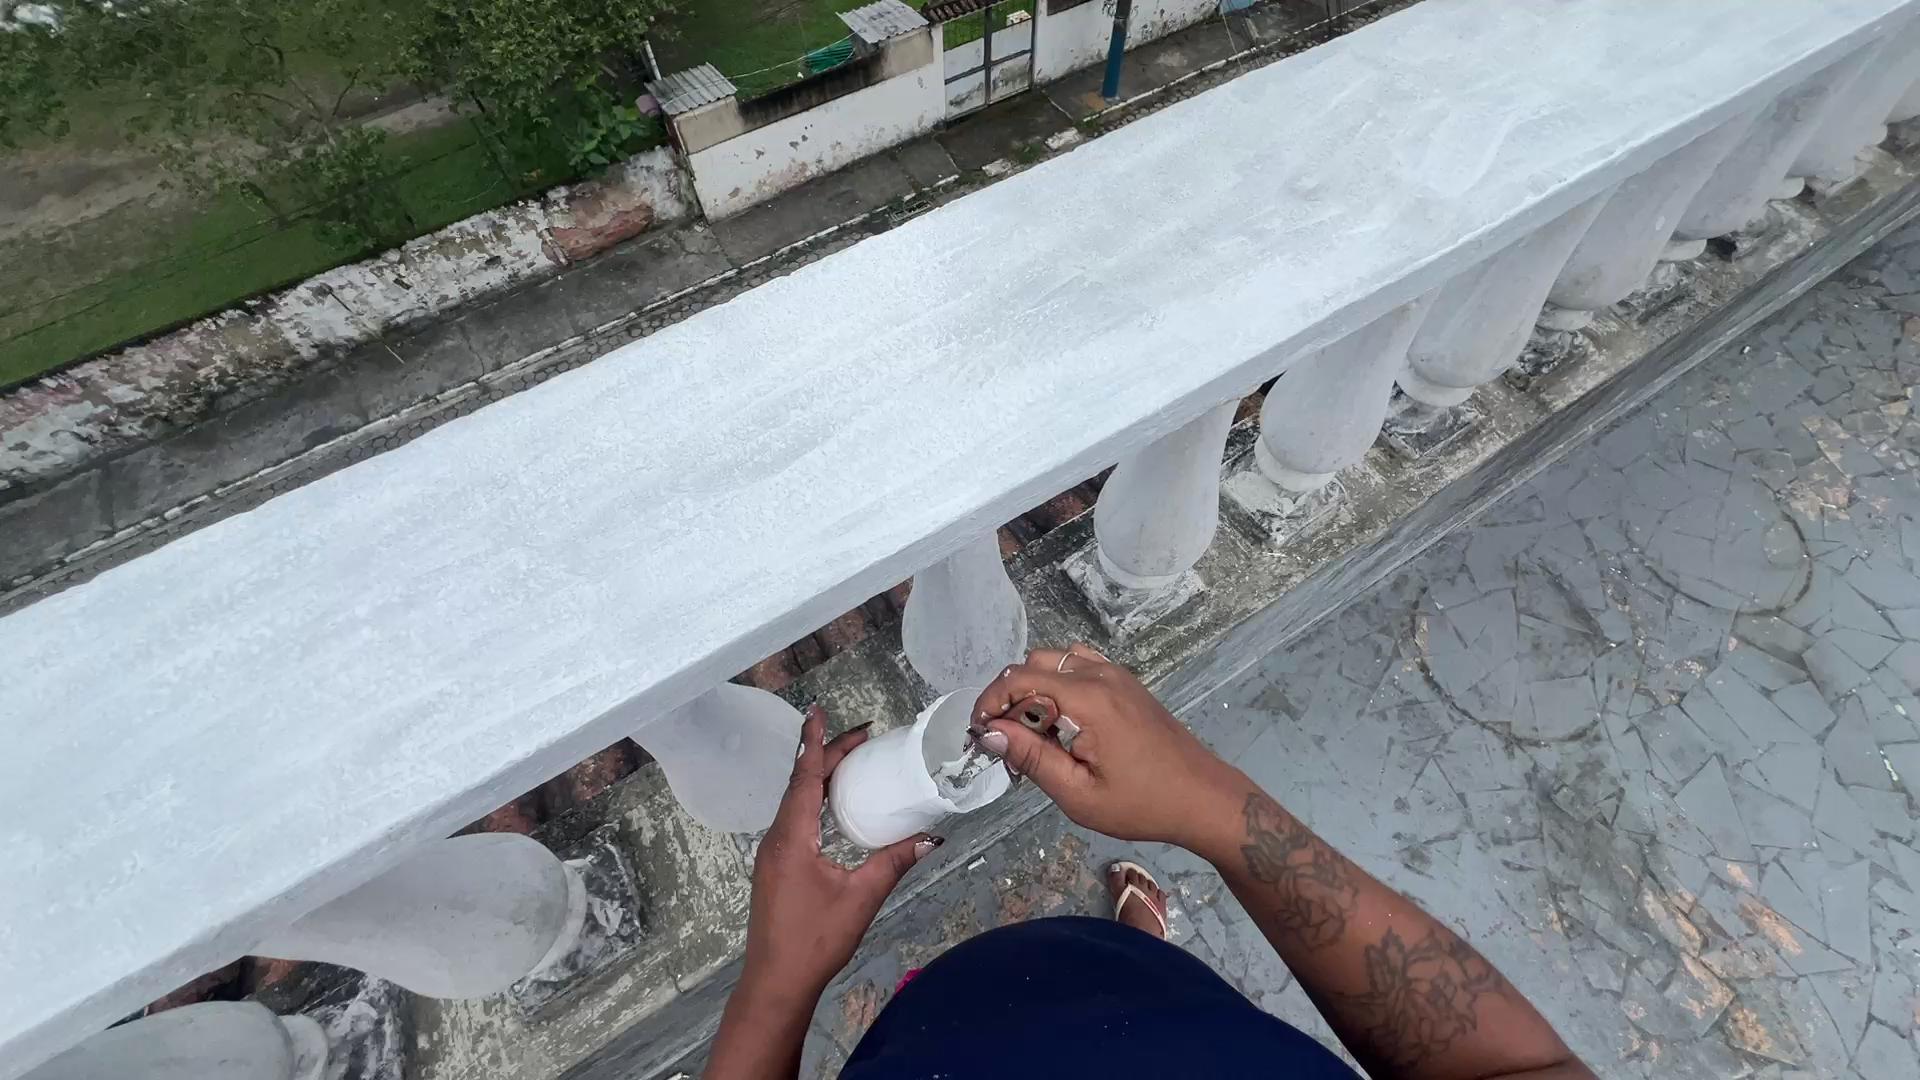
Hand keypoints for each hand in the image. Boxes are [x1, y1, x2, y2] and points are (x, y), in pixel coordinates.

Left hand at [741, 704, 941, 997]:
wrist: (775, 985)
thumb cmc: (814, 940)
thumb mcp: (861, 898)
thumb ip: (893, 862)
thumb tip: (931, 837)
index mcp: (792, 837)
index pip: (804, 776)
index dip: (813, 741)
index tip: (818, 710)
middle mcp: (778, 837)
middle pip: (802, 782)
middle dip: (828, 753)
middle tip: (862, 733)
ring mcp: (774, 851)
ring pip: (797, 799)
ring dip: (821, 773)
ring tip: (850, 757)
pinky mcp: (776, 865)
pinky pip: (795, 816)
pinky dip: (814, 796)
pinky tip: (832, 801)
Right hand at [971, 646, 1245, 849]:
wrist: (1202, 797)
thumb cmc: (1141, 804)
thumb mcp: (1078, 794)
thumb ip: (1031, 757)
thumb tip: (990, 731)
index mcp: (1087, 698)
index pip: (1020, 679)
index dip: (991, 701)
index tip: (980, 732)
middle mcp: (1099, 674)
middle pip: (1034, 662)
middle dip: (1010, 695)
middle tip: (1008, 738)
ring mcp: (1115, 673)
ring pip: (1055, 659)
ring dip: (1034, 686)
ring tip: (1034, 730)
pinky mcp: (1125, 681)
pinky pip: (1078, 663)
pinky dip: (1058, 680)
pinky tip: (1063, 716)